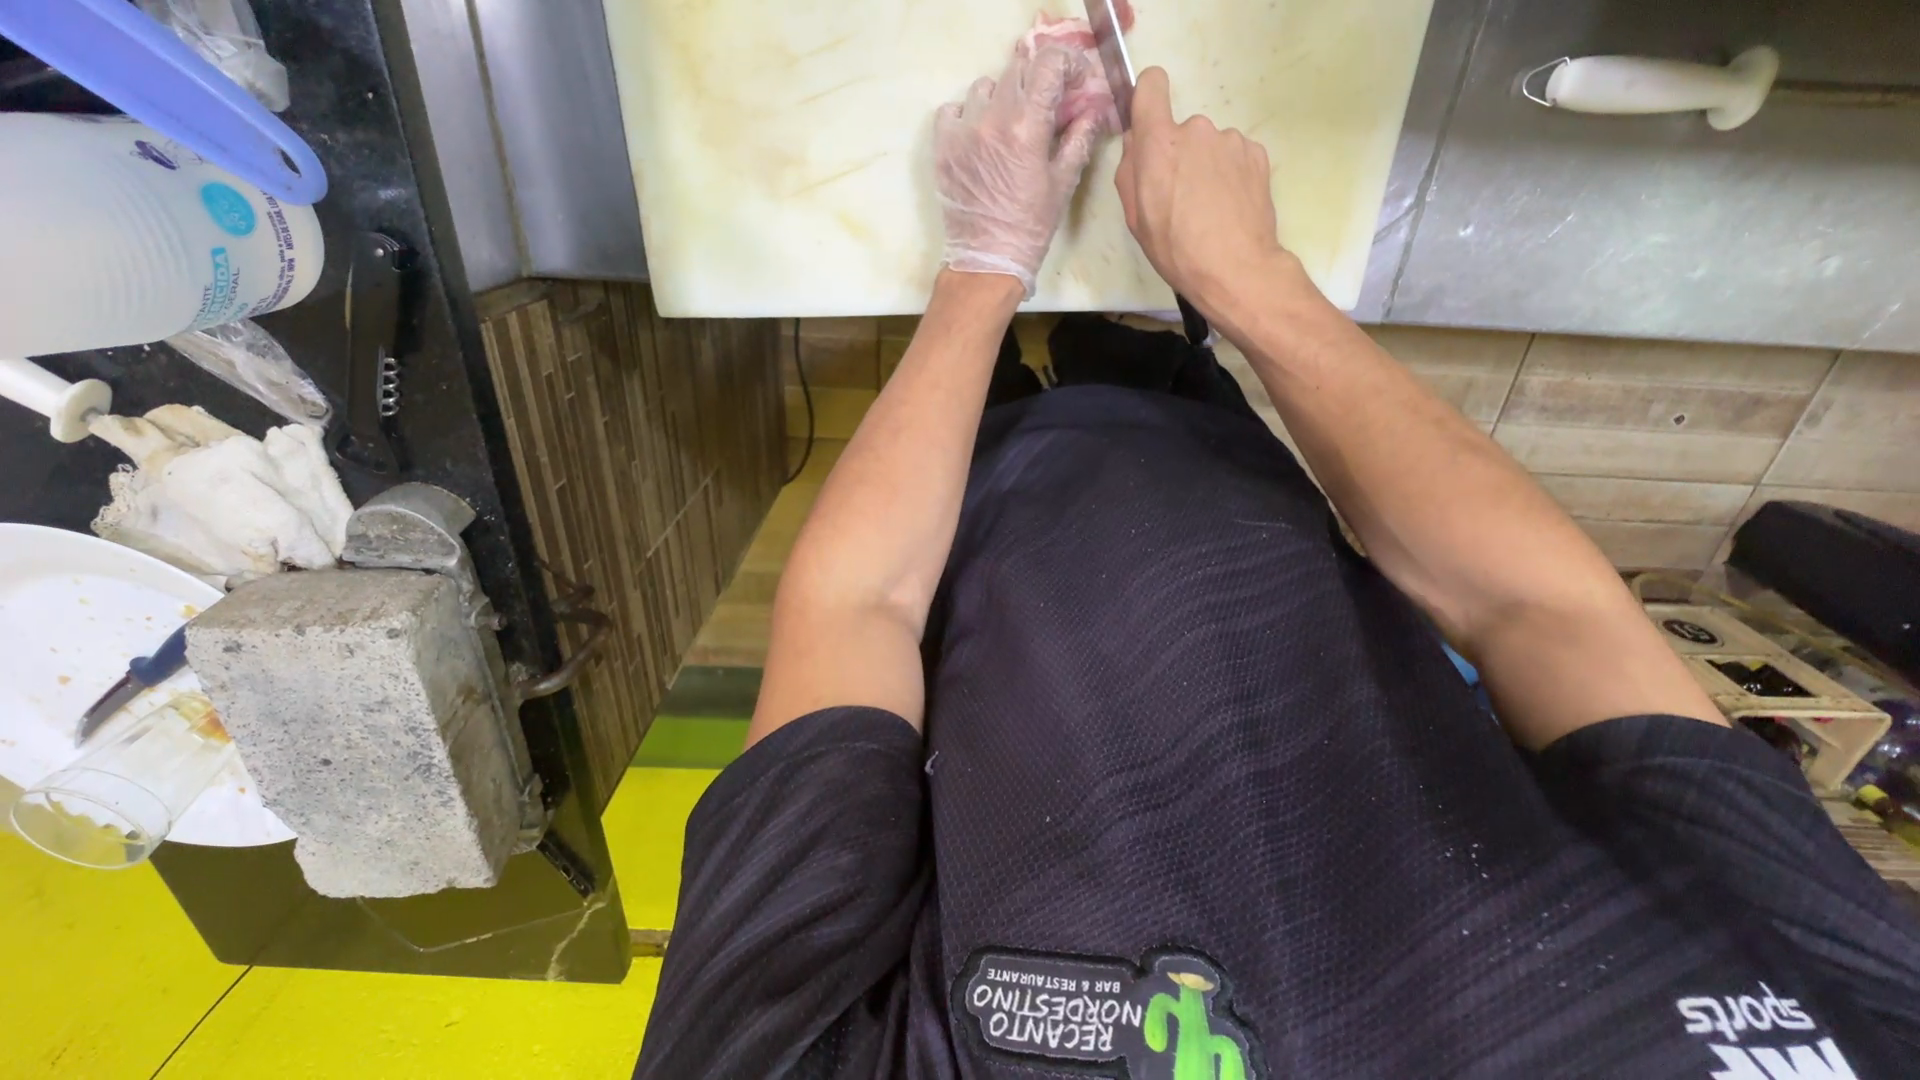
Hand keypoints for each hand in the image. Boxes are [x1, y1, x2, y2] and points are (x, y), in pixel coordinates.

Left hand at [934, 46, 1103, 297]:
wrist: (988, 260)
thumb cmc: (1030, 226)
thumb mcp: (1063, 182)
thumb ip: (1079, 138)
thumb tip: (1091, 110)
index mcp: (1026, 126)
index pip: (1048, 63)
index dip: (1066, 64)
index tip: (1074, 81)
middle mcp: (991, 119)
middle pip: (1017, 70)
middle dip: (1038, 82)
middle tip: (1046, 106)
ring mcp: (962, 131)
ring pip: (984, 87)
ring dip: (1003, 97)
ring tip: (1010, 124)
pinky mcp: (942, 146)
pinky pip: (952, 110)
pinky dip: (968, 114)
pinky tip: (980, 135)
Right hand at [1115, 68, 1295, 310]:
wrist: (1236, 268)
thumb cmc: (1176, 248)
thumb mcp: (1135, 217)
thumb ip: (1130, 170)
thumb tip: (1137, 141)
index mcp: (1159, 142)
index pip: (1151, 86)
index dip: (1148, 98)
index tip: (1150, 121)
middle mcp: (1196, 129)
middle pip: (1181, 130)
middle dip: (1179, 155)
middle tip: (1181, 197)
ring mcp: (1231, 139)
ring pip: (1210, 146)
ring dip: (1206, 167)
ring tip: (1209, 208)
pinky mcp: (1257, 153)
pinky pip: (1234, 156)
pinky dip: (1230, 175)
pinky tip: (1229, 206)